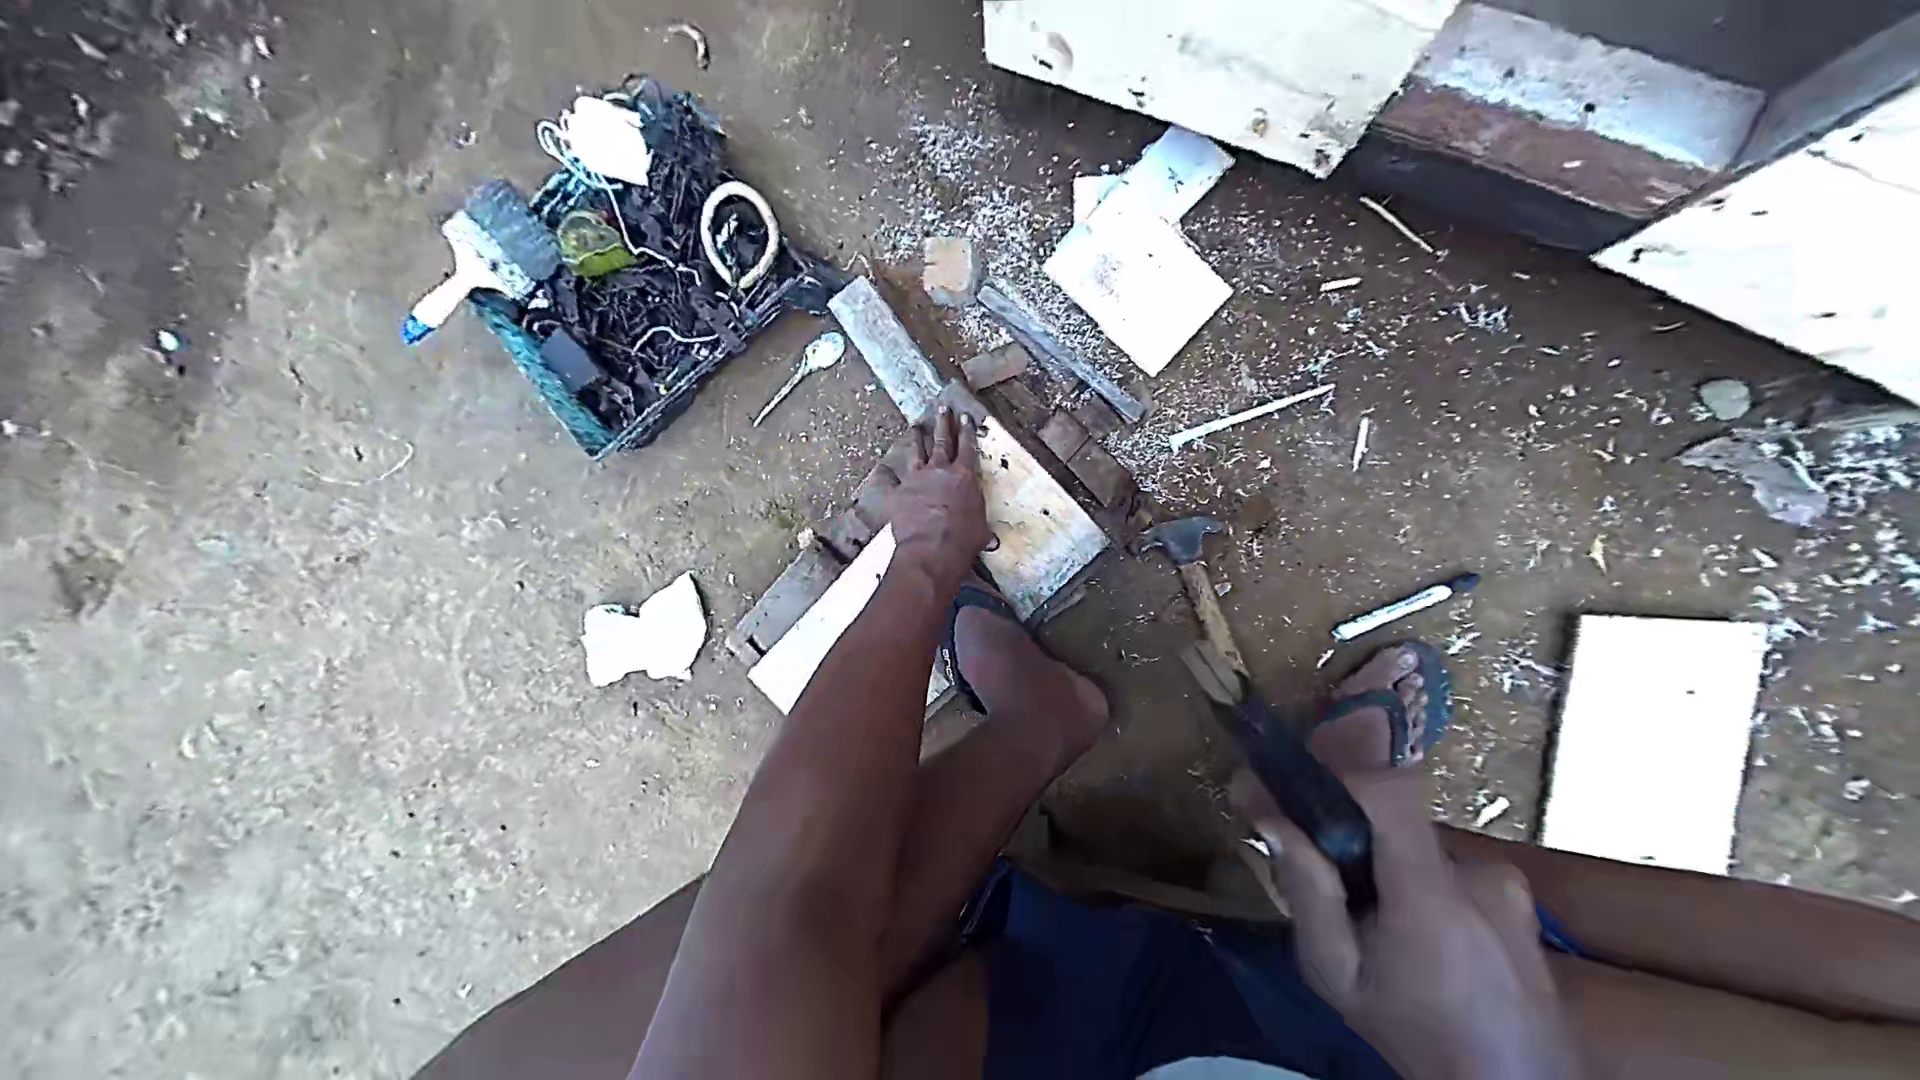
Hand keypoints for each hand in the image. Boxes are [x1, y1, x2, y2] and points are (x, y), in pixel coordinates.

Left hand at [888, 407, 989, 588]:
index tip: (965, 418)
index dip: (967, 431)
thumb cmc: (961, 541)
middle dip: (944, 423)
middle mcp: (940, 471)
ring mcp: (917, 479)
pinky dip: (891, 472)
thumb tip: (986, 535)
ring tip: (916, 426)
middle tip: (943, 408)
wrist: (930, 550)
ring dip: (918, 438)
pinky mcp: (899, 491)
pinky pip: (893, 478)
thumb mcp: (980, 528)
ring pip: (918, 452)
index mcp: (965, 476)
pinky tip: (886, 468)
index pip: (968, 448)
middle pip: (942, 441)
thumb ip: (977, 520)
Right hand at [1234, 771, 1578, 1079]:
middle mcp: (1480, 877)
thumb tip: (1272, 817)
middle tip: (1327, 878)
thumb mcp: (1335, 973)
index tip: (1299, 791)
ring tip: (1374, 917)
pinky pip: (1447, 863)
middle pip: (1392, 817)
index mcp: (1433, 897)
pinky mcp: (1520, 898)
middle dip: (1349, 834)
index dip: (1340, 774)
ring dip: (1385, 862)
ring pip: (1416, 843)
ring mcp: (1507, 885)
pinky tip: (1416, 930)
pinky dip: (1419, 880)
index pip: (1390, 790)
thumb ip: (1306, 892)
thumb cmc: (1413, 1035)